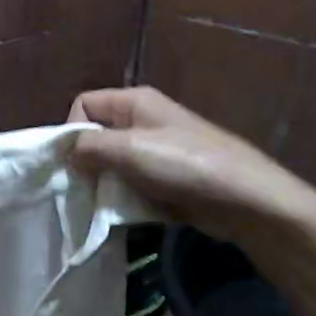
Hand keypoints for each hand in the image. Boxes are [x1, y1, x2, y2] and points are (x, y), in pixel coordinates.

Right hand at [68, 87, 315, 240]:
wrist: (248, 202)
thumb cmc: (185, 165)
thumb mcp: (128, 149)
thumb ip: (87, 147)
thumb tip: (67, 155)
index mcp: (134, 102)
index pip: (83, 105)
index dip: (71, 129)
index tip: (74, 160)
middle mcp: (142, 121)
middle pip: (95, 136)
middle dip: (86, 163)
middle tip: (83, 188)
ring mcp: (156, 152)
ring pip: (111, 165)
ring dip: (105, 186)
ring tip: (106, 205)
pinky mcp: (166, 180)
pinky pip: (131, 185)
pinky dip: (125, 200)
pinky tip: (128, 214)